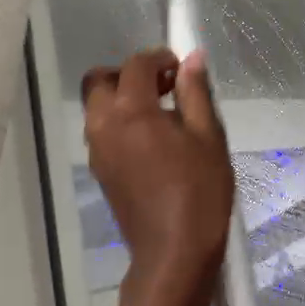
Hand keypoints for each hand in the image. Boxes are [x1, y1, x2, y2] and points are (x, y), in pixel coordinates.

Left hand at [82, 48, 234, 286]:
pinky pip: (101, 129)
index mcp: (132, 112)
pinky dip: (120, 120)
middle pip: (98, 80)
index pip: (135, 66)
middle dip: (129, 73)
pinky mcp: (100, 169)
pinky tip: (154, 137)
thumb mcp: (209, 135)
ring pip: (95, 106)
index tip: (183, 67)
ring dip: (122, 96)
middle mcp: (104, 126)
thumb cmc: (200, 187)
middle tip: (165, 85)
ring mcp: (97, 149)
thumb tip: (192, 58)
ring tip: (163, 112)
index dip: (159, 58)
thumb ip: (196, 92)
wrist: (174, 247)